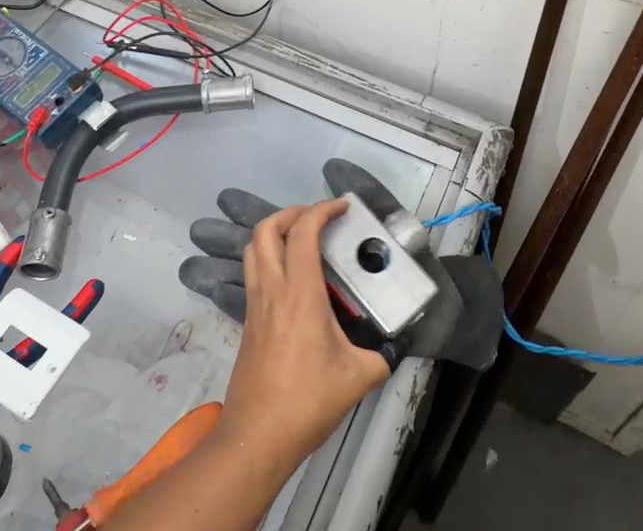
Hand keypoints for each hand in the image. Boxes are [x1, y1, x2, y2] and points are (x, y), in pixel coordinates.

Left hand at [220, 200, 391, 467]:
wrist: (258, 436)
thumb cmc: (308, 402)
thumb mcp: (360, 377)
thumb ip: (382, 355)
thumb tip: (394, 347)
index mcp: (300, 295)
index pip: (304, 233)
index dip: (322, 210)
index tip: (343, 206)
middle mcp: (272, 291)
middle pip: (265, 230)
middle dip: (292, 213)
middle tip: (319, 218)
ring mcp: (255, 305)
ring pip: (254, 249)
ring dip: (276, 233)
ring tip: (304, 240)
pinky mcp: (248, 321)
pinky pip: (254, 273)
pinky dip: (271, 259)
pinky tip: (294, 279)